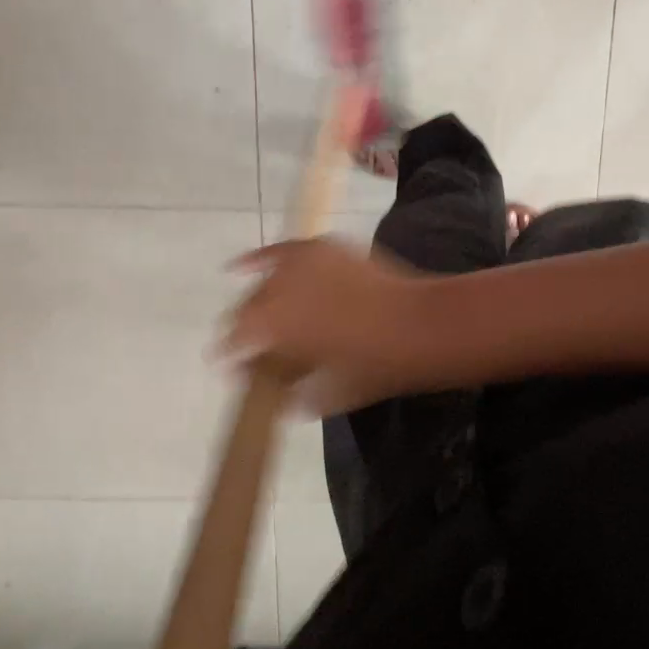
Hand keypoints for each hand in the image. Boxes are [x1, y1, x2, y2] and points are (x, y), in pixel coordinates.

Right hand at [221, 237, 432, 414]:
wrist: (418, 325)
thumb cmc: (375, 366)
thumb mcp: (329, 394)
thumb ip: (295, 396)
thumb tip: (279, 400)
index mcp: (271, 329)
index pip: (235, 341)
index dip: (230, 357)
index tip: (230, 369)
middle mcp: (275, 292)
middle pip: (247, 309)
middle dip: (244, 328)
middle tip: (250, 345)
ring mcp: (299, 265)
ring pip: (264, 281)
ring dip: (258, 298)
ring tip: (256, 312)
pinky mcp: (320, 247)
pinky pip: (283, 251)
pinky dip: (262, 258)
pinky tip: (242, 265)